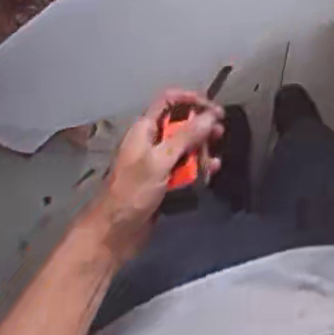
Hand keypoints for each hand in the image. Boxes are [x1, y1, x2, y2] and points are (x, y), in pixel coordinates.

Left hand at [84, 89, 222, 259]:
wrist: (113, 235)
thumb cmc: (131, 193)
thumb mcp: (159, 161)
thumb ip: (186, 137)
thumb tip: (211, 115)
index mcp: (145, 129)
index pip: (169, 100)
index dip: (191, 99)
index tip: (212, 108)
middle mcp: (153, 141)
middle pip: (183, 123)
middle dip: (203, 128)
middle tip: (219, 134)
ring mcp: (159, 161)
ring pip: (188, 145)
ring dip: (203, 151)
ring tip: (211, 161)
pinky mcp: (166, 179)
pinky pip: (188, 166)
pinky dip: (199, 167)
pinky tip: (209, 172)